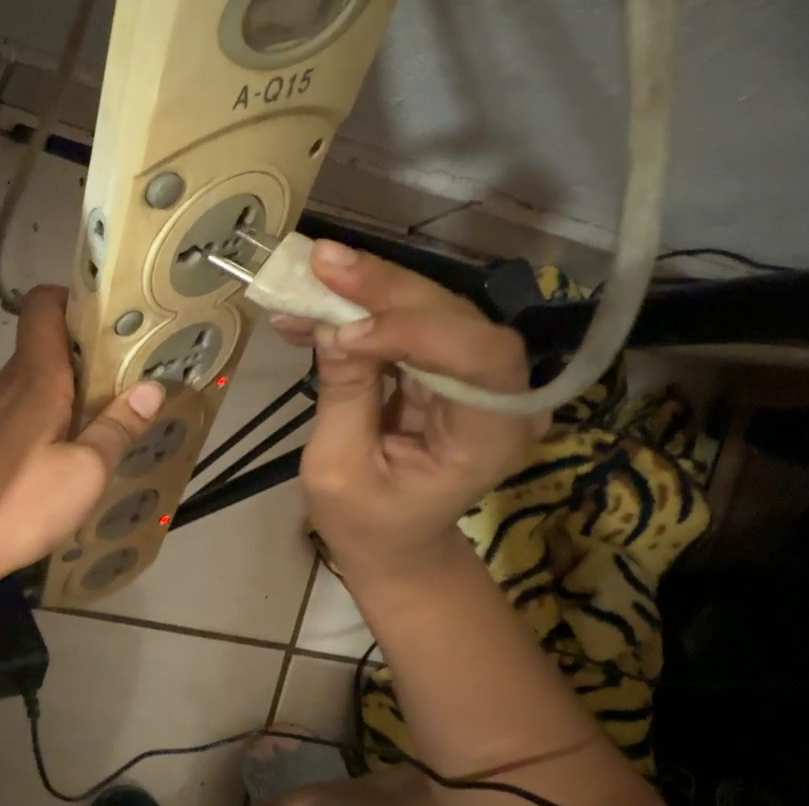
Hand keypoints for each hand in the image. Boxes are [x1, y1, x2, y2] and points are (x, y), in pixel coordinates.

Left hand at [0, 286, 164, 593]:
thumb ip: (118, 427)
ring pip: (31, 383)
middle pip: (43, 345)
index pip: (42, 305)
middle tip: (131, 373)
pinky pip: (17, 414)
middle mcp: (5, 387)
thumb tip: (151, 386)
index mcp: (34, 378)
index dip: (74, 298)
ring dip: (68, 390)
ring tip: (109, 414)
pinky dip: (46, 418)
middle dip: (86, 351)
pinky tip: (66, 453)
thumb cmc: (19, 507)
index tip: (113, 318)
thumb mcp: (85, 472)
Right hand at [274, 241, 540, 584]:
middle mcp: (500, 396)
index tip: (345, 332)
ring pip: (430, 313)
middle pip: (456, 321)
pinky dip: (358, 312)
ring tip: (308, 274)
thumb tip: (336, 328)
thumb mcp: (339, 472)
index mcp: (490, 436)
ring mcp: (474, 378)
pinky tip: (309, 306)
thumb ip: (346, 399)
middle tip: (323, 262)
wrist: (391, 541)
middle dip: (386, 290)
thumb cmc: (365, 522)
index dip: (417, 332)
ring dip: (366, 291)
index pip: (479, 359)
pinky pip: (406, 328)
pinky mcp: (444, 368)